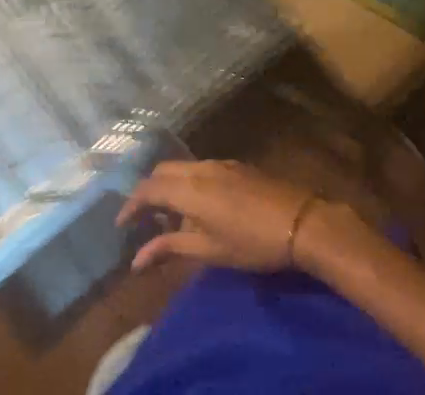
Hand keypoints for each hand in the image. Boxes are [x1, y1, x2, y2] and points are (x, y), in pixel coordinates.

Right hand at [115, 160, 348, 272]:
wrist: (302, 222)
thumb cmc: (252, 243)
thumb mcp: (208, 251)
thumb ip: (170, 248)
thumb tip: (135, 260)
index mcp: (189, 188)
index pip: (148, 189)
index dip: (130, 206)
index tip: (121, 226)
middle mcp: (201, 168)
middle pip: (162, 171)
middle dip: (147, 191)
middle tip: (141, 220)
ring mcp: (222, 164)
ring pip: (183, 167)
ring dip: (168, 186)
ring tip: (167, 216)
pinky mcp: (238, 167)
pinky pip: (201, 168)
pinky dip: (188, 182)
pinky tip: (196, 206)